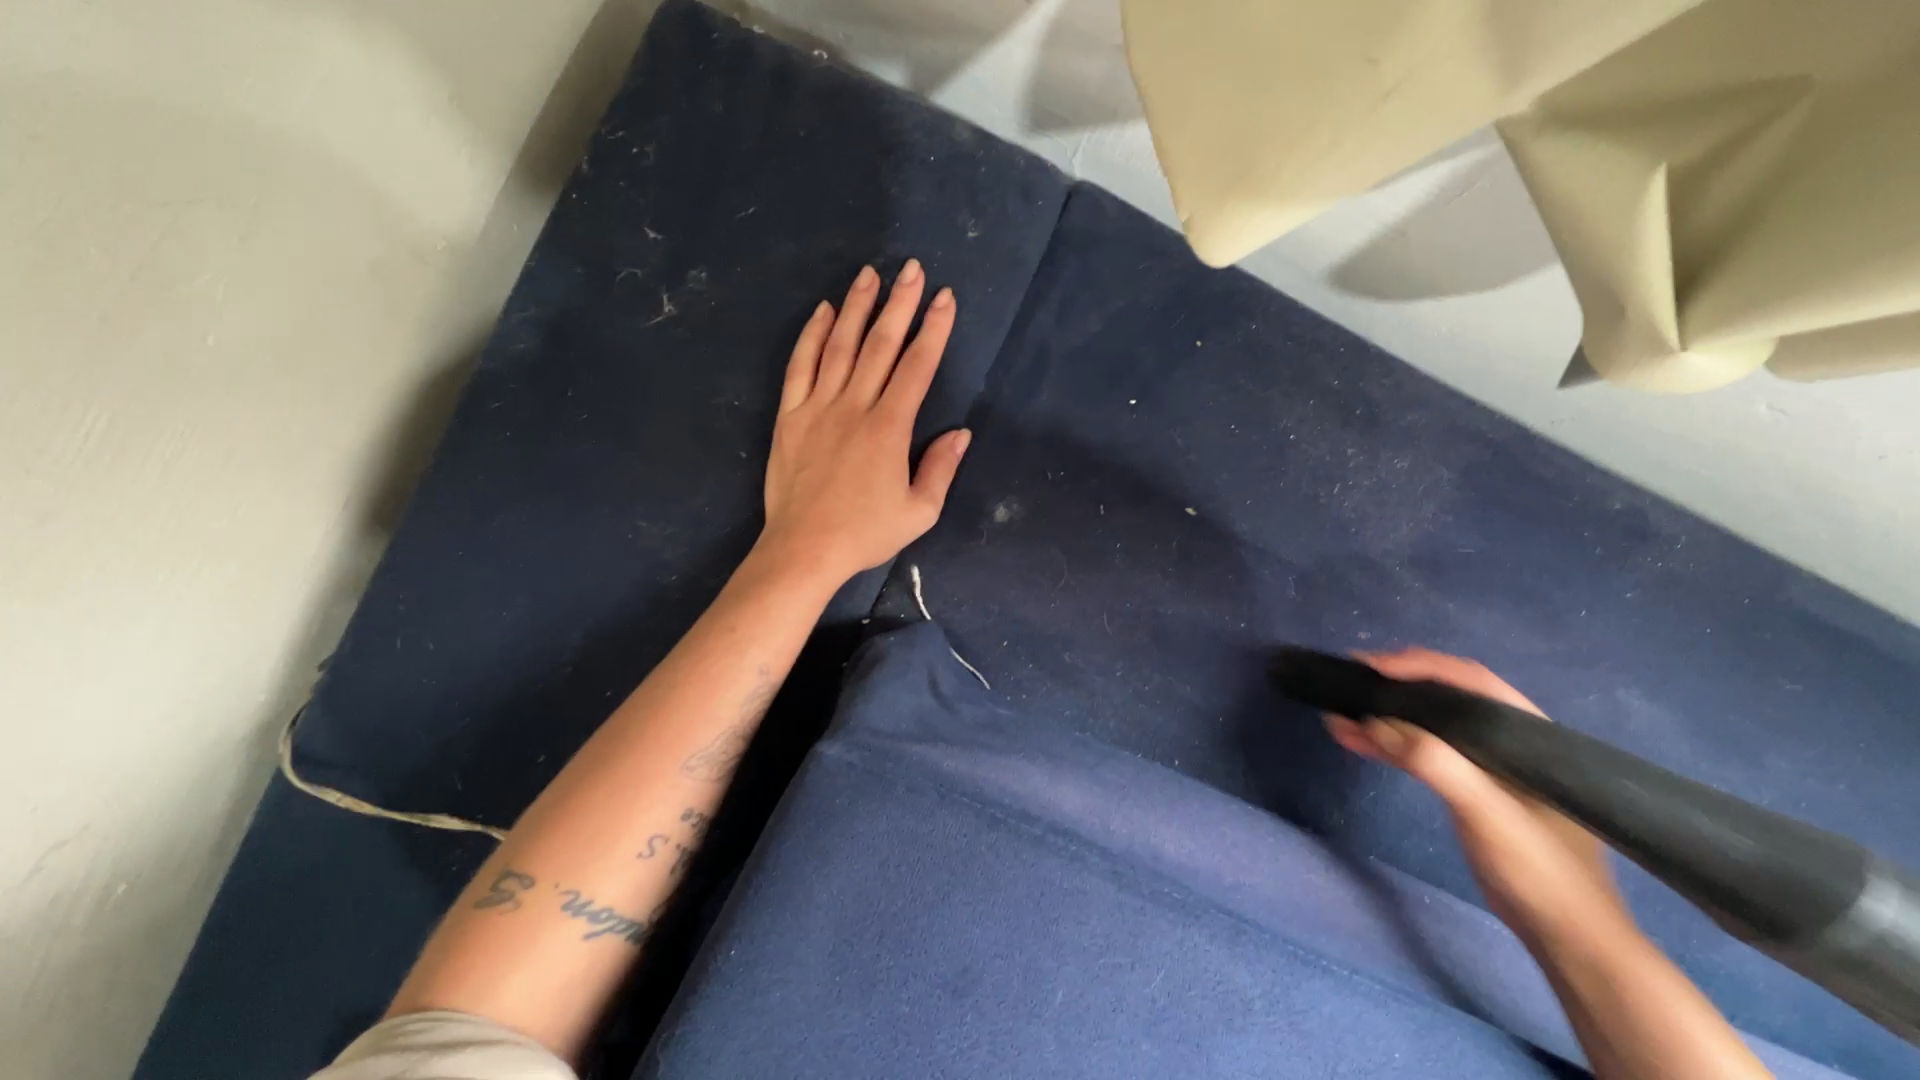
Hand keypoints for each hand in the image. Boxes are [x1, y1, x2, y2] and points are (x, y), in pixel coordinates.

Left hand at [757, 261, 969, 583]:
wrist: (804, 549)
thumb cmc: (865, 533)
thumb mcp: (919, 512)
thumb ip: (941, 469)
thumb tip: (961, 432)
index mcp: (890, 428)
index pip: (917, 366)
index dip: (934, 329)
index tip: (945, 297)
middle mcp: (855, 406)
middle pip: (881, 344)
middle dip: (900, 303)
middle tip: (913, 268)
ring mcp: (818, 407)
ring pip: (840, 345)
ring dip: (857, 307)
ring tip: (870, 274)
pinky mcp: (790, 415)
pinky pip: (801, 365)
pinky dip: (812, 335)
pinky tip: (824, 311)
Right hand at [1326, 648, 1626, 939]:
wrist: (1568, 937)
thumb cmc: (1540, 871)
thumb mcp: (1486, 813)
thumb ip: (1436, 763)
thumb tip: (1374, 721)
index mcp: (1526, 734)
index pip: (1468, 680)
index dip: (1417, 667)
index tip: (1369, 668)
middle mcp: (1508, 741)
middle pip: (1445, 698)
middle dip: (1395, 688)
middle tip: (1347, 683)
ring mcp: (1489, 767)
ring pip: (1430, 727)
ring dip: (1385, 719)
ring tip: (1337, 715)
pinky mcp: (1472, 790)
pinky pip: (1425, 754)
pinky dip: (1391, 746)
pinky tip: (1359, 742)